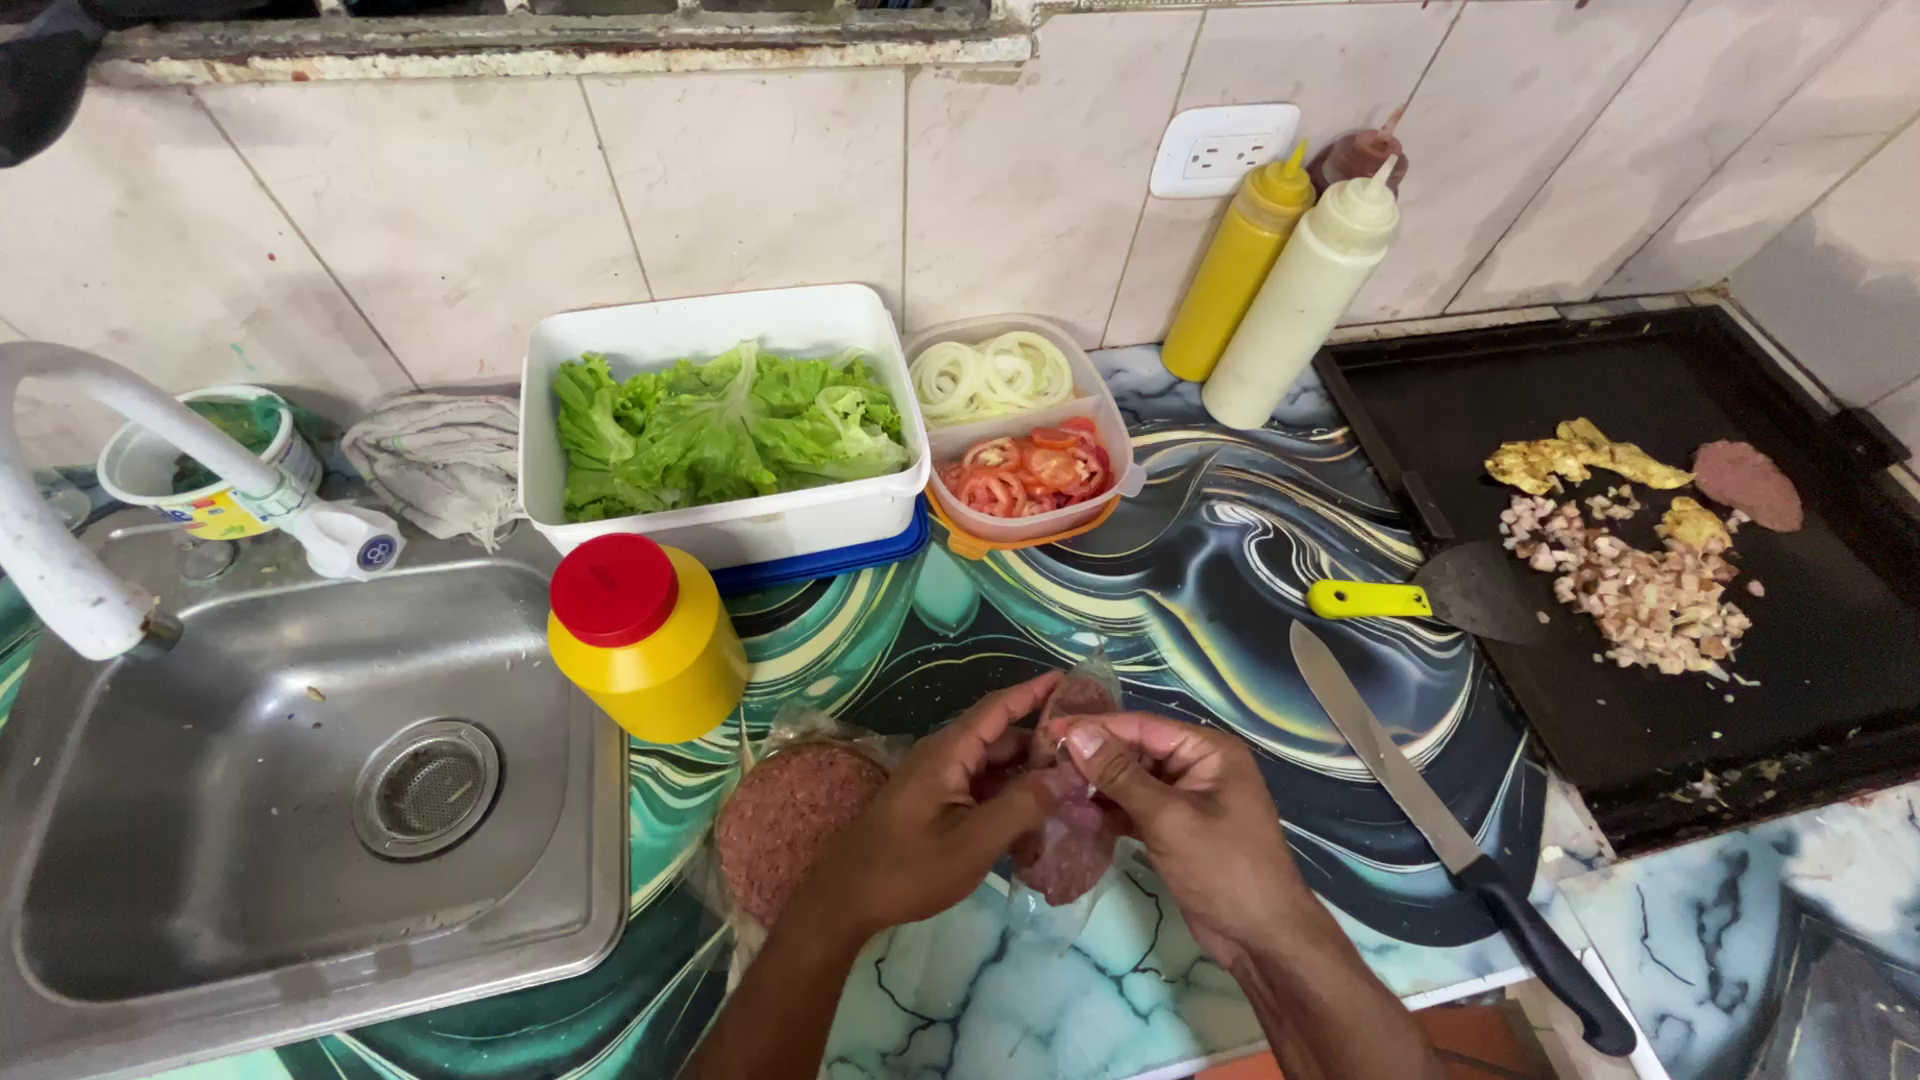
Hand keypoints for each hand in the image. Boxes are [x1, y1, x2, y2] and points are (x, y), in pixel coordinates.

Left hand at [802, 672, 1075, 935]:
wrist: (847, 899)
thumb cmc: (908, 868)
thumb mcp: (973, 842)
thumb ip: (1021, 806)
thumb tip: (1065, 775)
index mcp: (949, 752)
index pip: (998, 707)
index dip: (1033, 691)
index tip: (1069, 679)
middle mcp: (944, 756)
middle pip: (1000, 737)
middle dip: (1042, 741)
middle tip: (1088, 751)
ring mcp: (939, 780)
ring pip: (993, 765)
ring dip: (1028, 773)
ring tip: (1074, 785)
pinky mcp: (936, 803)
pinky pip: (981, 787)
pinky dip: (1009, 795)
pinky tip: (1037, 816)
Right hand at [1062, 712, 1311, 967]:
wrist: (1263, 941)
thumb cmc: (1224, 869)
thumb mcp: (1169, 818)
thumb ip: (1120, 775)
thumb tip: (1076, 734)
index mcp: (1208, 750)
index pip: (1142, 726)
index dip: (1096, 727)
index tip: (1050, 730)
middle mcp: (1197, 765)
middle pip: (1135, 750)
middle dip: (1094, 757)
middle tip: (1046, 762)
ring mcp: (1186, 797)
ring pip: (1131, 779)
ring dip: (1097, 785)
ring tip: (1055, 788)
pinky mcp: (1175, 826)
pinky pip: (1135, 806)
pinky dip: (1110, 810)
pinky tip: (1077, 815)